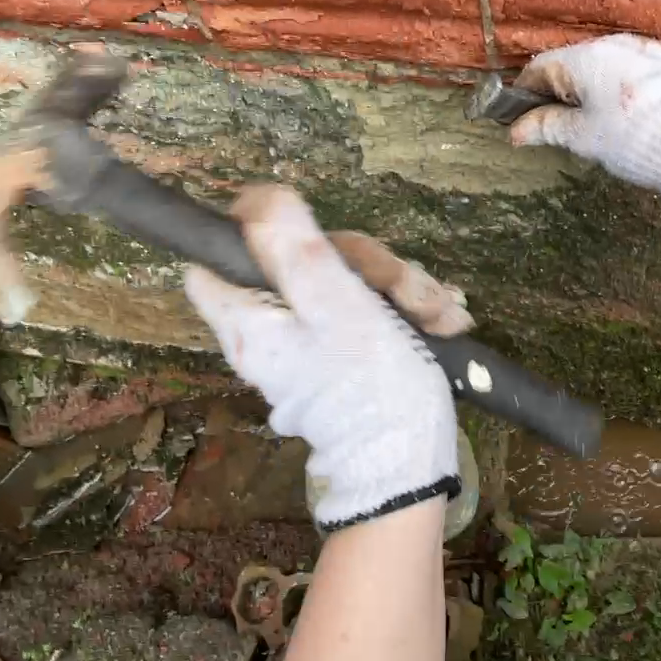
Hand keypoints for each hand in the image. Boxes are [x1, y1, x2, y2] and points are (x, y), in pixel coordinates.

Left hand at [185, 185, 468, 529]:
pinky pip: (368, 308)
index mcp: (251, 319)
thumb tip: (254, 198)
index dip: (253, 231)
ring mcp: (309, 344)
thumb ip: (295, 251)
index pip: (217, 259)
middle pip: (303, 260)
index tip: (303, 230)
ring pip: (347, 280)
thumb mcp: (338, 306)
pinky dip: (405, 310)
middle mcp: (271, 330)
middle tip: (402, 289)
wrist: (410, 463)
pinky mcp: (344, 354)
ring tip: (436, 314)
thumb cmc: (372, 387)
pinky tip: (442, 322)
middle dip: (364, 263)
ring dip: (400, 287)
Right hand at [508, 35, 660, 215]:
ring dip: (595, 87)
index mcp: (587, 57)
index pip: (543, 67)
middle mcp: (617, 44)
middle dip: (562, 89)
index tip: (520, 114)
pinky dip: (625, 87)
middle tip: (558, 122)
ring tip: (597, 121)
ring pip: (609, 64)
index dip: (526, 92)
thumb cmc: (631, 139)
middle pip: (576, 63)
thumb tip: (516, 131)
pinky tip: (631, 113)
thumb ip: (547, 127)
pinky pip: (639, 71)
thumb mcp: (582, 137)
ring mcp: (650, 51)